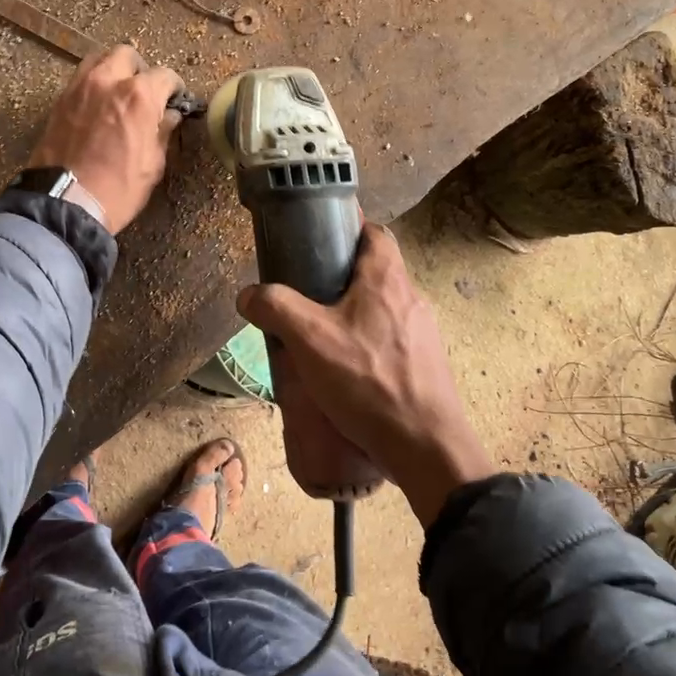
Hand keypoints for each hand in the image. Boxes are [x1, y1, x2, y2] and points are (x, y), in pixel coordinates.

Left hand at [27, 45, 182, 234]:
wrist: (65, 203)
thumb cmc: (117, 188)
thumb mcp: (152, 165)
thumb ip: (162, 132)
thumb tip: (169, 115)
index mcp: (139, 95)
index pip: (164, 75)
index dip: (173, 88)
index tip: (174, 99)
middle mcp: (108, 80)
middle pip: (127, 55)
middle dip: (139, 69)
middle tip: (143, 92)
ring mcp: (79, 87)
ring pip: (99, 59)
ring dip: (112, 69)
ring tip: (117, 92)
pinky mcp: (59, 100)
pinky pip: (80, 78)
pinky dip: (92, 83)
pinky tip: (96, 104)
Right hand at [237, 224, 494, 525]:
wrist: (426, 447)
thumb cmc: (367, 380)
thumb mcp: (308, 339)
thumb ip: (274, 307)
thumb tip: (248, 295)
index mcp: (386, 279)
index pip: (375, 232)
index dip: (349, 228)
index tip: (319, 240)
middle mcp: (412, 298)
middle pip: (378, 271)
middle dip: (344, 276)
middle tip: (308, 292)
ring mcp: (425, 334)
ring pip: (385, 308)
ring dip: (356, 313)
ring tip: (322, 335)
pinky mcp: (427, 366)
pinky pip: (394, 341)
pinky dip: (370, 344)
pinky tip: (348, 371)